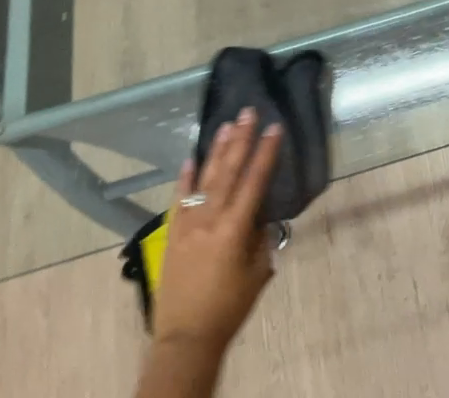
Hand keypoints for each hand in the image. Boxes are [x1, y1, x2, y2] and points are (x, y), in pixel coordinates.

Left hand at [155, 107, 283, 353]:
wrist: (186, 336)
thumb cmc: (230, 306)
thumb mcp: (257, 271)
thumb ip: (258, 238)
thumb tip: (259, 216)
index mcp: (235, 229)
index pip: (255, 181)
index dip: (266, 153)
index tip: (275, 127)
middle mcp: (210, 220)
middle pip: (228, 172)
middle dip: (241, 140)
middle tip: (249, 112)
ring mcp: (187, 225)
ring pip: (205, 179)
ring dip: (217, 151)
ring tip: (226, 125)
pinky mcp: (172, 234)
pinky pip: (180, 199)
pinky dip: (185, 178)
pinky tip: (190, 158)